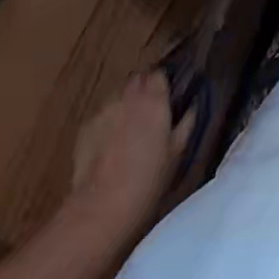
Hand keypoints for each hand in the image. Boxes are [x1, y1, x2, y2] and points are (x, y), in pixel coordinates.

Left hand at [69, 70, 192, 227]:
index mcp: (154, 99)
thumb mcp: (177, 152)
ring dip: (125, 104)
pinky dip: (108, 122)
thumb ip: (187, 122)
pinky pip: (102, 114)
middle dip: (144, 89)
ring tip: (129, 130)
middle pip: (137, 79)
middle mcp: (129, 96)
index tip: (167, 97)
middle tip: (150, 112)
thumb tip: (193, 105)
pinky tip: (109, 145)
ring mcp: (105, 109)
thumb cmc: (149, 180)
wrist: (102, 205)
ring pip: (118, 95)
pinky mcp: (86, 125)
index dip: (162, 83)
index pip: (159, 74)